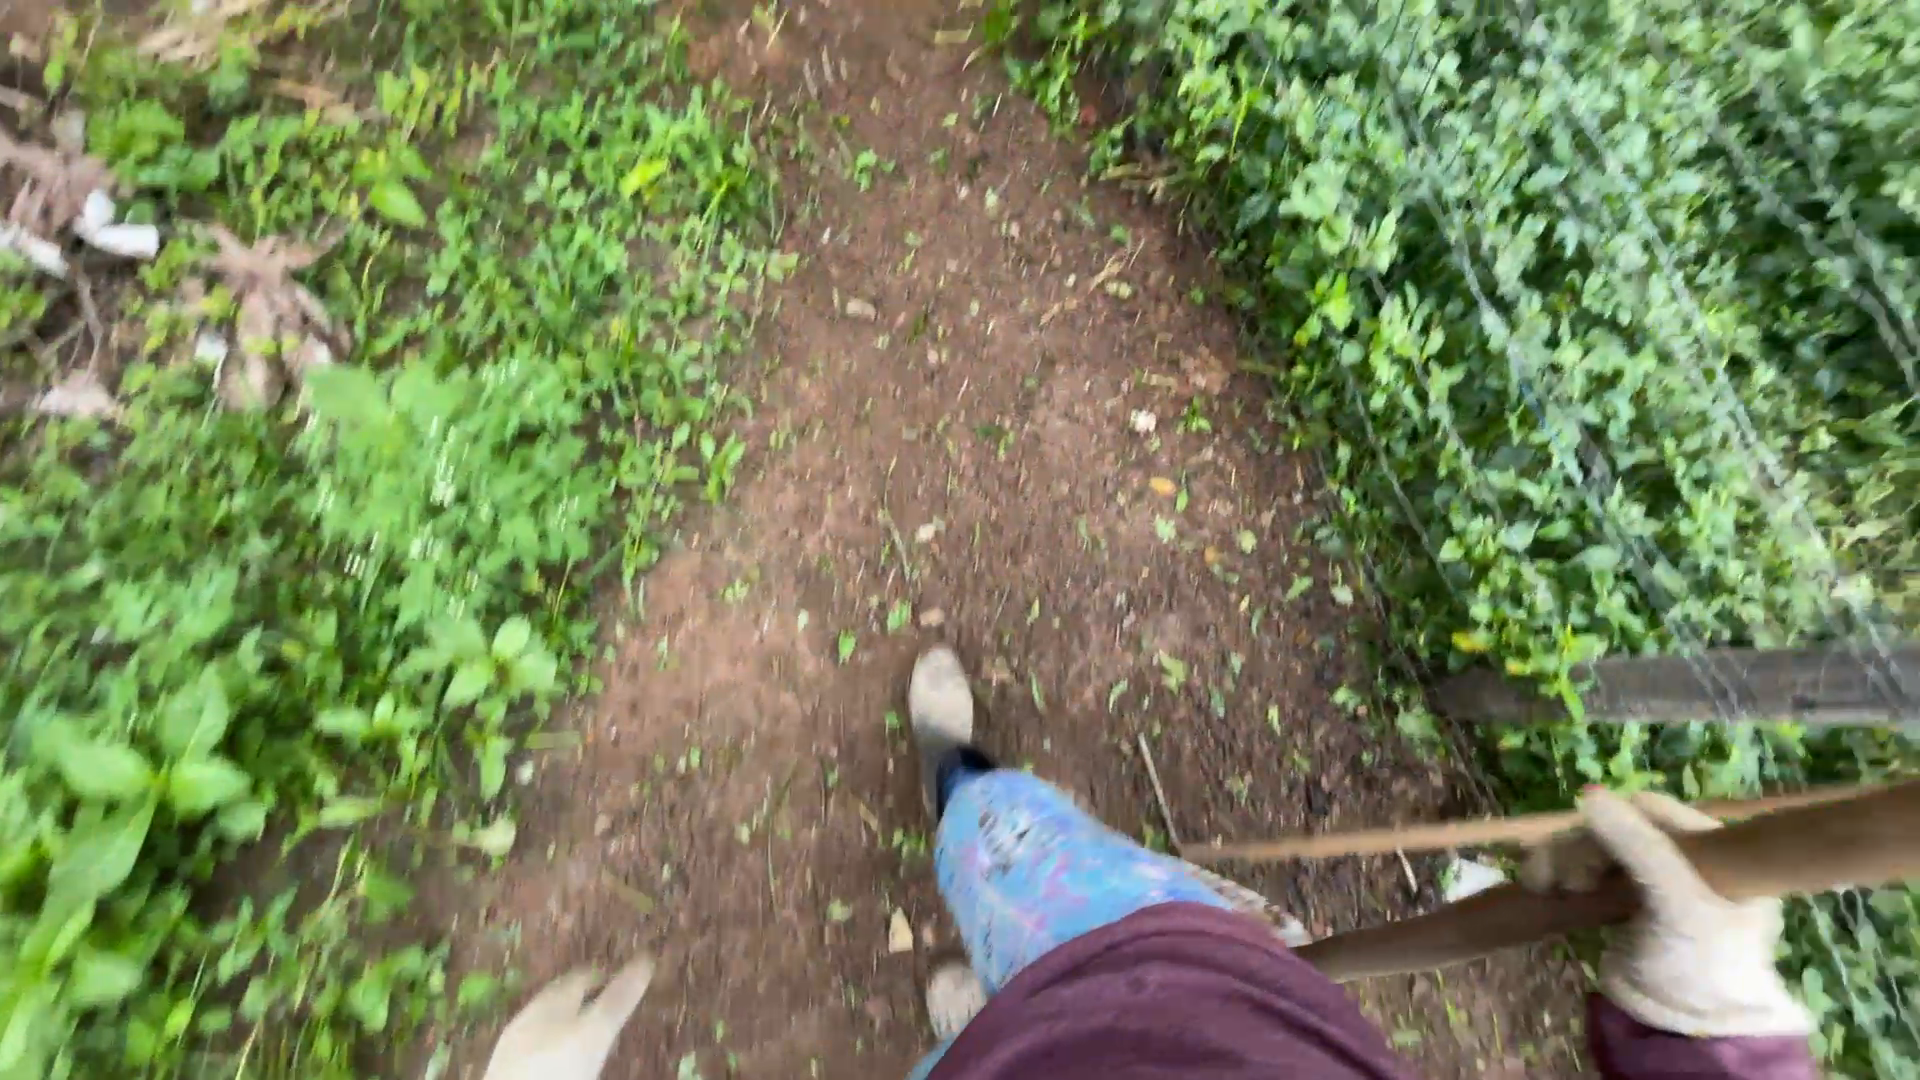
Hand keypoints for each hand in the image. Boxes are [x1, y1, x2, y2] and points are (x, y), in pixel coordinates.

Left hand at [483, 954, 654, 1079]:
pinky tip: (568, 1067)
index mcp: (549, 1001)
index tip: (627, 981)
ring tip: (594, 1038)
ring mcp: (513, 1051)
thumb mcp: (596, 1032)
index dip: (605, 974)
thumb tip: (648, 957)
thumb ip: (620, 997)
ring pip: (548, 1028)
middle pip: (562, 1000)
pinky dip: (558, 1053)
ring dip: (571, 1028)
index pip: (581, 975)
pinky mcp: (509, 1078)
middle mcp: (528, 1019)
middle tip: (614, 1007)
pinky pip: (539, 1054)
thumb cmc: (556, 1070)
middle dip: (587, 1000)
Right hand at [1521, 788, 1808, 1037]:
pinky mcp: (1614, 893)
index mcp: (1714, 853)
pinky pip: (1573, 863)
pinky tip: (1537, 884)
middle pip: (1609, 826)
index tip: (1593, 850)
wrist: (1683, 1027)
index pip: (1652, 810)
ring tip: (1541, 884)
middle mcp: (1679, 857)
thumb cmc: (1698, 966)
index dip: (1615, 820)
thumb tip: (1587, 792)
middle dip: (1578, 849)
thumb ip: (1639, 847)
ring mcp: (1643, 875)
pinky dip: (1551, 869)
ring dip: (1557, 859)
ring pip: (1584, 843)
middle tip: (1570, 881)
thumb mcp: (1677, 905)